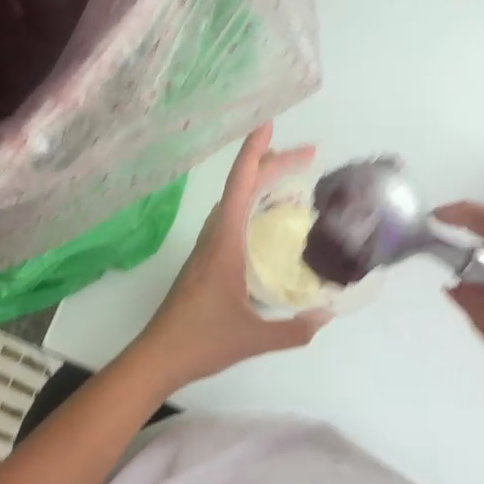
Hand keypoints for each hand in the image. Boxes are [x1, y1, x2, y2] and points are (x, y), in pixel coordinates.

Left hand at [128, 124, 329, 387]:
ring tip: (293, 184)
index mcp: (224, 246)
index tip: (270, 125)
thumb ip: (294, 330)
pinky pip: (230, 224)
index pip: (240, 188)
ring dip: (260, 187)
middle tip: (309, 155)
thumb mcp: (254, 340)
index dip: (256, 154)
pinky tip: (268, 226)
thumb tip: (327, 316)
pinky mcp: (203, 267)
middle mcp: (213, 241)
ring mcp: (205, 253)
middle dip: (273, 166)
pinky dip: (252, 212)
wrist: (157, 358)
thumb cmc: (201, 343)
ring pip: (233, 206)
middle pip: (240, 189)